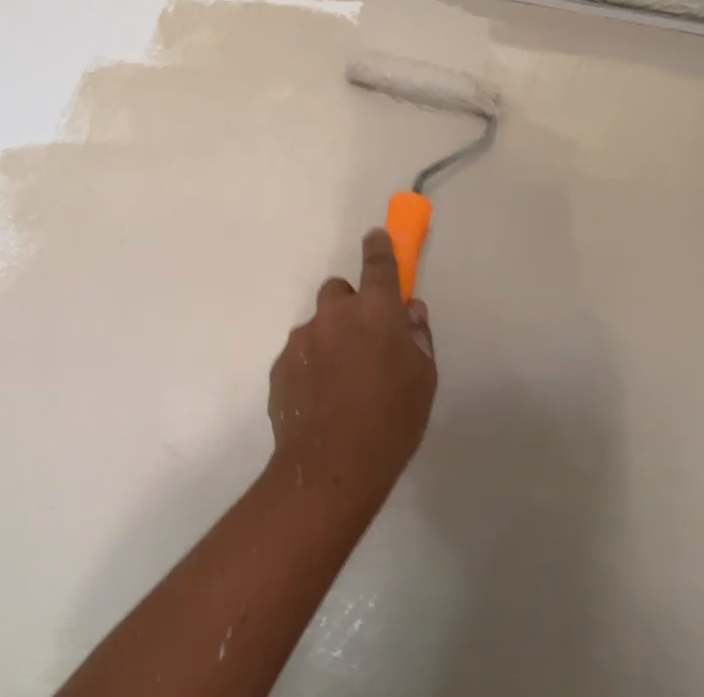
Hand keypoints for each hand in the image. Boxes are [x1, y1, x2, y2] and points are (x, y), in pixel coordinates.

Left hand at [267, 229, 437, 504]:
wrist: (331, 467)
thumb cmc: (391, 421)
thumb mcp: (423, 379)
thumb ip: (416, 338)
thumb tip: (409, 313)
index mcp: (376, 312)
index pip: (378, 264)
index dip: (380, 247)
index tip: (377, 236)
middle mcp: (335, 315)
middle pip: (339, 292)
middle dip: (351, 308)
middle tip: (363, 342)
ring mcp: (302, 340)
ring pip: (318, 326)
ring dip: (330, 340)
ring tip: (342, 384)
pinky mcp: (280, 366)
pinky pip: (301, 355)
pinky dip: (311, 367)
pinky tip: (321, 401)